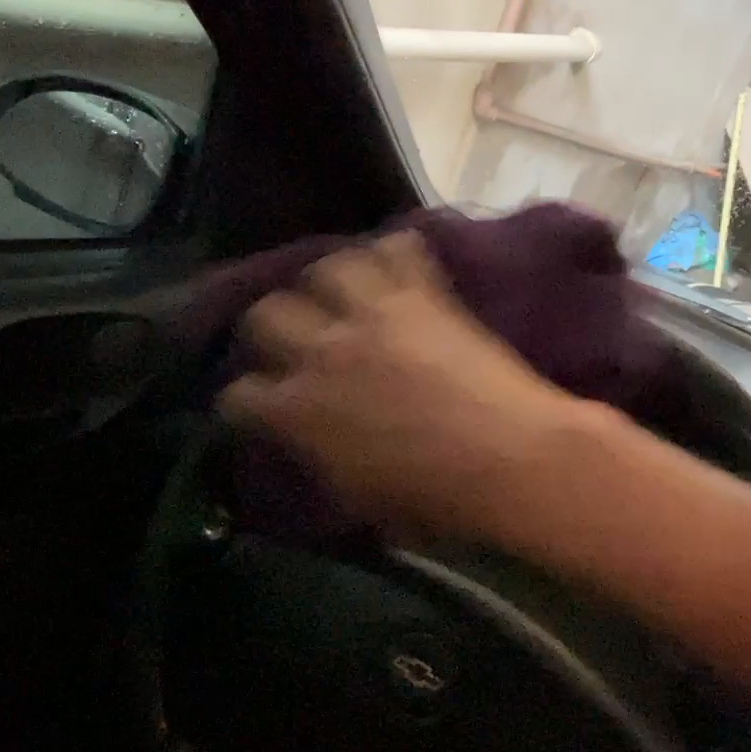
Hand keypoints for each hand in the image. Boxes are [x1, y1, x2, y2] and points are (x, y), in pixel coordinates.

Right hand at [217, 232, 596, 541]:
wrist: (510, 462)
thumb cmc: (437, 502)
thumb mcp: (361, 499)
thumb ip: (324, 461)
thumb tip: (316, 448)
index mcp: (300, 413)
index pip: (240, 396)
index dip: (243, 402)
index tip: (255, 407)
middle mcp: (323, 353)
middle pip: (265, 313)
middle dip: (268, 327)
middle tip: (288, 341)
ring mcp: (373, 315)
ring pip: (324, 267)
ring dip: (325, 281)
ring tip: (338, 296)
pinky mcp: (424, 295)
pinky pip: (397, 248)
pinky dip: (392, 254)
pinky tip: (395, 268)